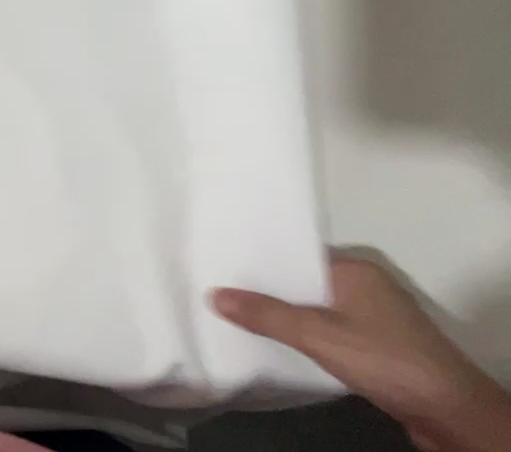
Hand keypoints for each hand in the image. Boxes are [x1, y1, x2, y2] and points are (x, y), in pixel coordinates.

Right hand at [211, 255, 510, 451]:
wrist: (457, 418)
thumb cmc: (389, 361)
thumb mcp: (318, 336)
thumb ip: (265, 314)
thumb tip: (213, 295)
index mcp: (356, 270)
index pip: (295, 252)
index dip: (257, 256)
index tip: (218, 258)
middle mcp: (368, 287)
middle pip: (303, 280)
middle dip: (266, 286)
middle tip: (218, 283)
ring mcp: (377, 319)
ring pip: (315, 307)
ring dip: (285, 313)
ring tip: (238, 310)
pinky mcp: (381, 347)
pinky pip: (328, 328)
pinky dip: (304, 333)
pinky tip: (277, 338)